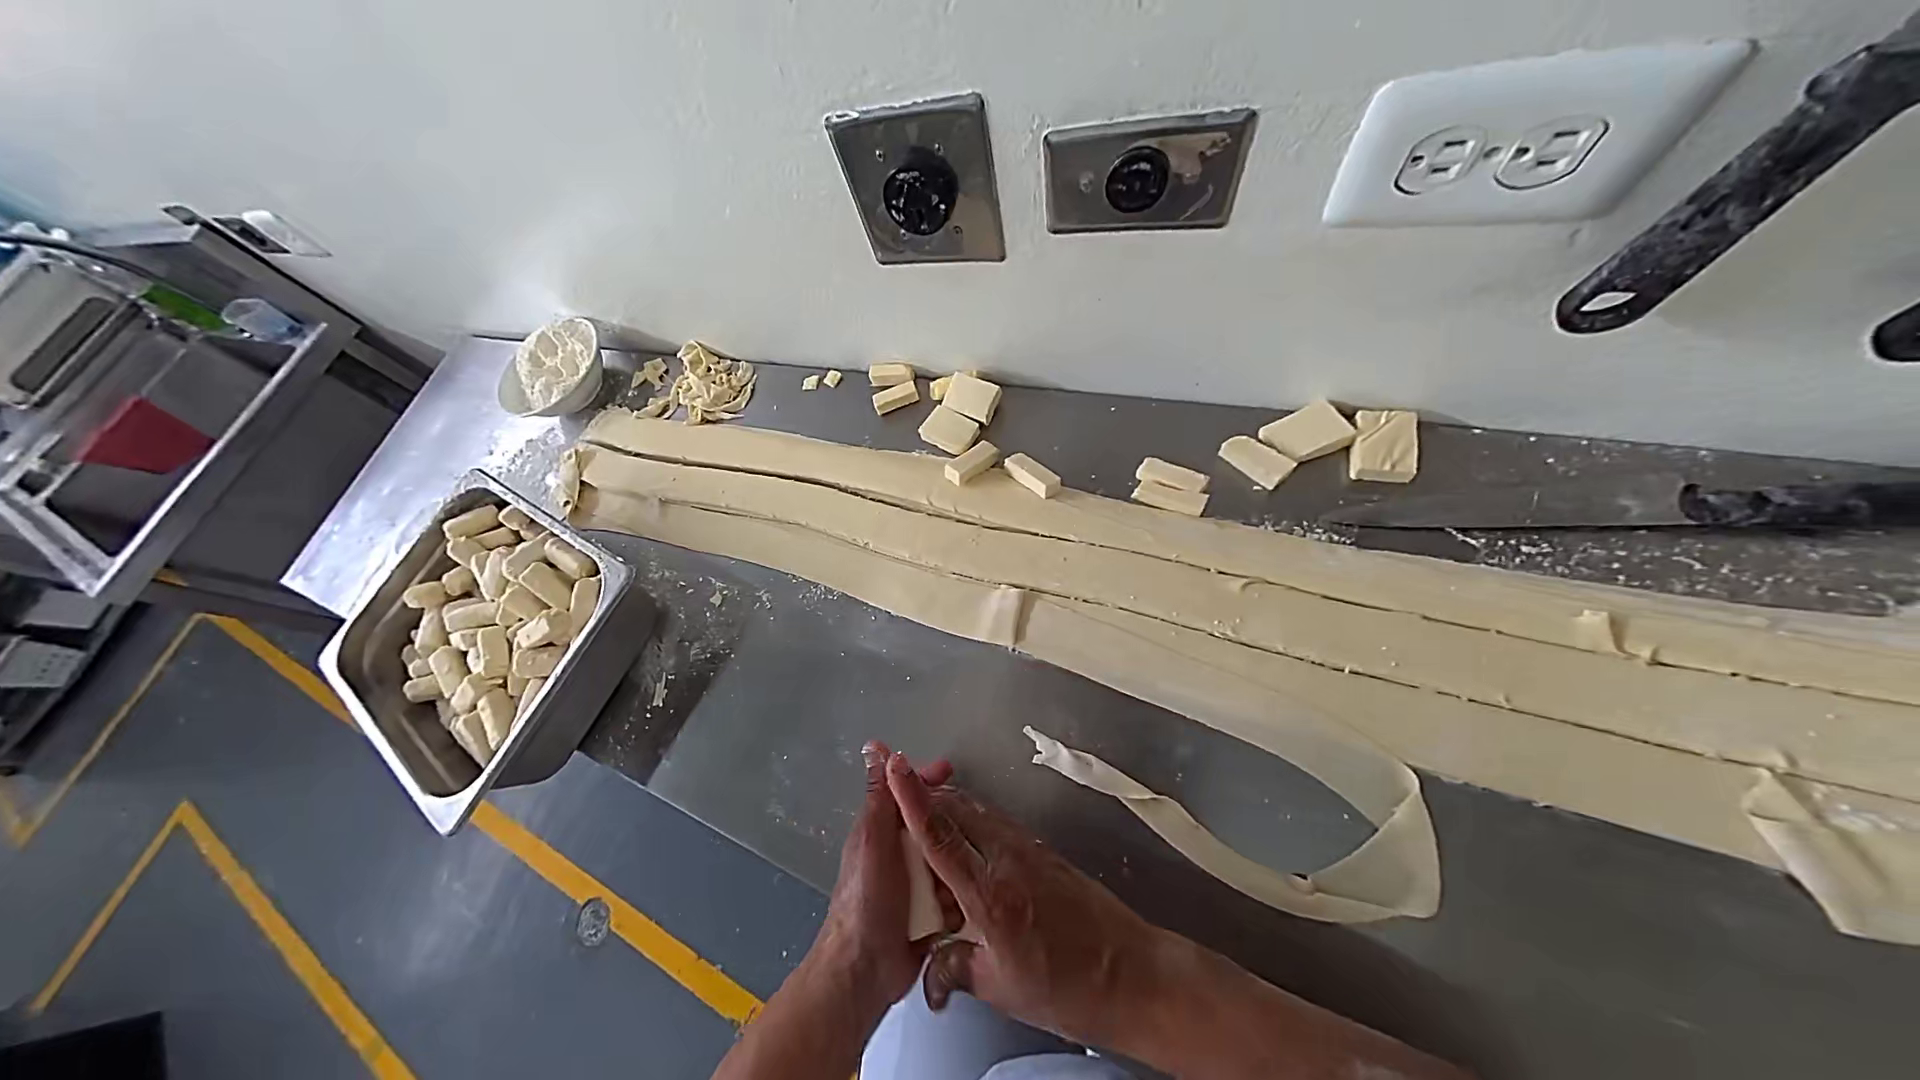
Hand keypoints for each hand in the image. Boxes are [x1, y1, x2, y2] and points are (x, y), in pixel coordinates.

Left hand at [809, 740, 952, 1013]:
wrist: (867, 971)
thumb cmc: (866, 900)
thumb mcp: (874, 839)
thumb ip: (881, 796)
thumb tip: (874, 747)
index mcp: (880, 830)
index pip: (908, 793)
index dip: (929, 780)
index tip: (951, 771)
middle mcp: (898, 852)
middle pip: (933, 824)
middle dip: (950, 828)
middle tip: (967, 832)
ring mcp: (914, 882)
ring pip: (946, 856)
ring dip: (955, 864)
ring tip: (965, 874)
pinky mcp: (929, 910)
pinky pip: (953, 890)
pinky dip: (958, 894)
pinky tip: (967, 899)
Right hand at [886, 753, 1167, 1048]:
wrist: (1131, 973)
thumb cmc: (1070, 988)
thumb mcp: (1000, 987)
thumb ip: (955, 967)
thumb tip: (932, 966)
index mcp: (990, 898)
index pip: (941, 837)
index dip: (913, 800)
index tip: (896, 769)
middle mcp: (1009, 862)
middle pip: (957, 811)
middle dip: (924, 796)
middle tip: (899, 792)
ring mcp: (1029, 850)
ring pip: (978, 812)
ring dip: (949, 806)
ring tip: (926, 813)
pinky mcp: (1042, 850)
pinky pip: (997, 823)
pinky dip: (974, 821)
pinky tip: (966, 840)